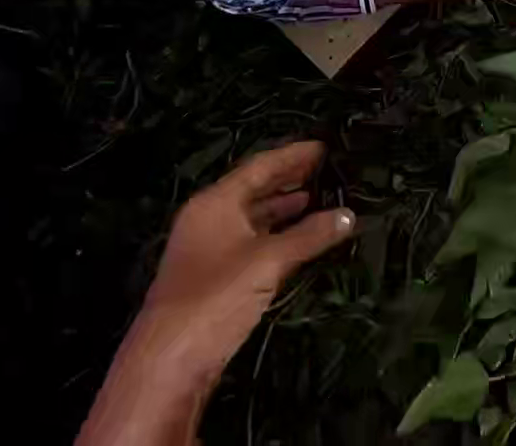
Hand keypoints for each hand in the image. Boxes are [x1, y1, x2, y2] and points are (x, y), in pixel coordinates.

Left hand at [78, 142, 354, 445]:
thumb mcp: (269, 260)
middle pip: (255, 188)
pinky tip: (301, 237)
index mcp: (215, 202)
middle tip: (328, 168)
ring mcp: (210, 248)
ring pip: (254, 216)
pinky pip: (253, 240)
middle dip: (291, 178)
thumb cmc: (216, 297)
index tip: (326, 147)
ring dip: (285, 207)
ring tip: (321, 197)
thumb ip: (311, 234)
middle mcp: (209, 218)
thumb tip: (349, 216)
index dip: (294, 154)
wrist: (166, 368)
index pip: (260, 165)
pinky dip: (278, 233)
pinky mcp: (215, 276)